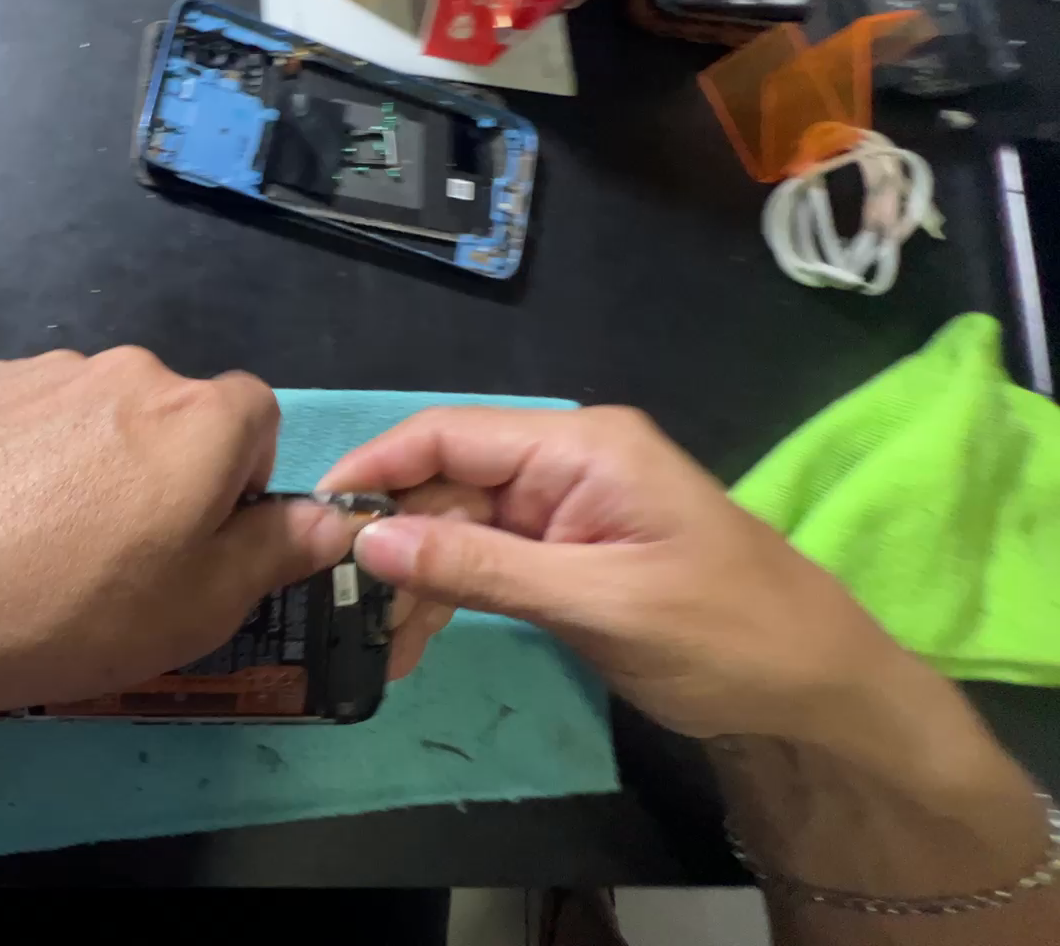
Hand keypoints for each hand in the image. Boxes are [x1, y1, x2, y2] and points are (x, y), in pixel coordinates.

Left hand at [0, 348, 357, 723]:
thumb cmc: (72, 612)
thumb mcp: (199, 606)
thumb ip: (279, 549)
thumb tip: (333, 518)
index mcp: (197, 416)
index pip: (259, 416)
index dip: (242, 476)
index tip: (202, 531)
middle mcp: (128, 370)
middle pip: (177, 410)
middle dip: (172, 466)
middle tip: (122, 545)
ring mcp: (46, 369)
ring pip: (105, 409)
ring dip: (102, 455)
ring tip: (47, 531)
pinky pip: (39, 408)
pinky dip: (38, 447)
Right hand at [318, 406, 911, 741]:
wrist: (823, 706)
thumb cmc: (730, 638)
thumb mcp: (598, 602)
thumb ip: (477, 567)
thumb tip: (368, 542)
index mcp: (576, 446)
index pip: (447, 435)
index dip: (375, 467)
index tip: (318, 514)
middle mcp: (554, 463)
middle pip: (438, 486)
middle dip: (391, 542)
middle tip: (342, 600)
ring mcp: (549, 508)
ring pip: (447, 530)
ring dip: (411, 583)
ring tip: (378, 641)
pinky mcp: (548, 550)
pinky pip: (472, 563)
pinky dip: (440, 600)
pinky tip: (409, 643)